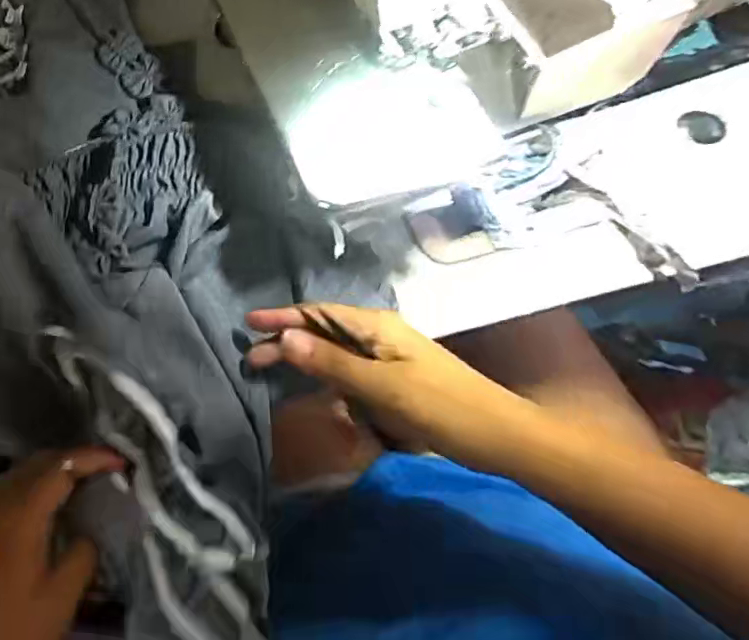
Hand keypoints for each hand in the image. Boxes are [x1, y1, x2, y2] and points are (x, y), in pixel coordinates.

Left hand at [0, 447, 124, 639]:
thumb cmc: (8, 635)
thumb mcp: (58, 601)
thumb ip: (82, 555)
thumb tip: (87, 533)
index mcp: (21, 512)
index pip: (63, 466)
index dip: (94, 458)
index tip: (121, 461)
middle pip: (40, 462)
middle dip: (74, 459)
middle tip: (103, 471)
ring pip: (18, 474)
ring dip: (49, 472)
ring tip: (77, 486)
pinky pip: (2, 492)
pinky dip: (28, 488)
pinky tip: (40, 510)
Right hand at [246, 304, 521, 459]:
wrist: (499, 435)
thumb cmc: (441, 406)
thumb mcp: (382, 387)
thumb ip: (332, 362)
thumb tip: (285, 337)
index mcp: (376, 326)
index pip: (319, 313)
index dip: (283, 317)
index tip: (249, 322)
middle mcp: (379, 333)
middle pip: (324, 329)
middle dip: (288, 338)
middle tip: (252, 356)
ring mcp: (389, 355)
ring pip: (336, 349)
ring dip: (305, 356)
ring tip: (272, 367)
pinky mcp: (395, 378)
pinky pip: (350, 368)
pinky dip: (326, 372)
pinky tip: (314, 383)